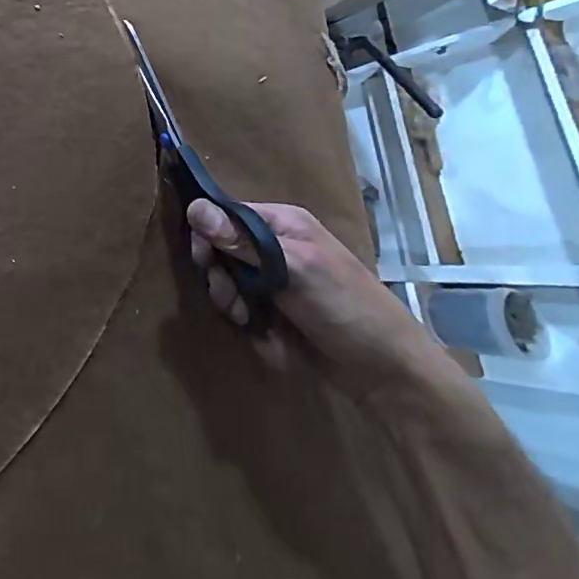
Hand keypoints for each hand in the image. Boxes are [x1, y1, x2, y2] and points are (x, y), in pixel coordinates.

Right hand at [186, 198, 434, 380]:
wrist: (384, 371)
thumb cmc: (344, 305)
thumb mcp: (294, 267)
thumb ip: (243, 241)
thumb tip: (194, 208)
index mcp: (282, 223)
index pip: (226, 216)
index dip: (209, 235)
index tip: (204, 260)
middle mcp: (274, 247)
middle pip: (221, 252)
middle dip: (221, 277)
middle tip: (233, 298)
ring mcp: (274, 282)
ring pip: (228, 285)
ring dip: (233, 304)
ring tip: (253, 320)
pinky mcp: (275, 314)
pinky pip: (243, 313)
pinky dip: (250, 326)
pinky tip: (268, 338)